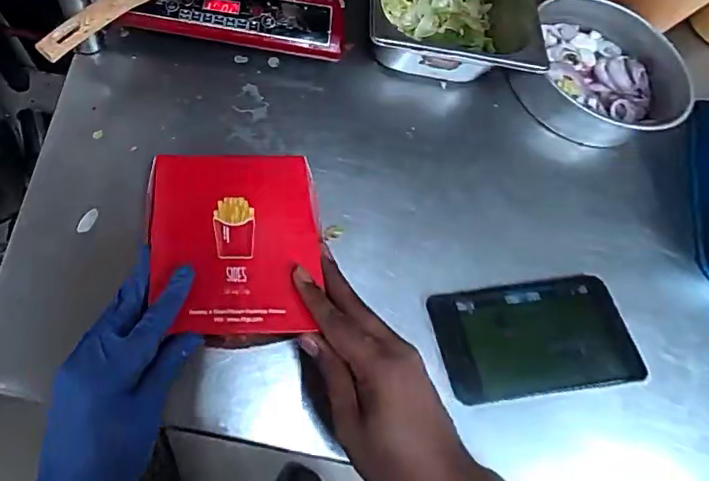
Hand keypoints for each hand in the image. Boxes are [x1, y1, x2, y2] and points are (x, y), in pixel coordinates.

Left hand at [38, 248, 202, 480]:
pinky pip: (99, 334)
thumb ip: (166, 367)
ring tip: (147, 281)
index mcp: (115, 362)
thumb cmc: (115, 454)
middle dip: (141, 281)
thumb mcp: (148, 411)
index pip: (150, 319)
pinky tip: (129, 321)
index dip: (170, 294)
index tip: (184, 269)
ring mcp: (78, 358)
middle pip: (123, 308)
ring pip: (109, 319)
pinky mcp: (71, 369)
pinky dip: (117, 322)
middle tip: (154, 254)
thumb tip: (189, 334)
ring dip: (129, 301)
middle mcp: (93, 351)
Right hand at [293, 250, 495, 480]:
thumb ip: (332, 375)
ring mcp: (406, 354)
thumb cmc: (393, 460)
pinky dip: (357, 314)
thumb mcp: (351, 424)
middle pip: (356, 307)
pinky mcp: (410, 363)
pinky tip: (345, 312)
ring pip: (368, 316)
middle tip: (316, 248)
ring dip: (345, 294)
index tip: (298, 269)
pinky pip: (376, 329)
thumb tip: (311, 337)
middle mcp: (394, 348)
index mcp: (377, 363)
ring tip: (325, 271)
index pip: (337, 322)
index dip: (315, 296)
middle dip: (334, 278)